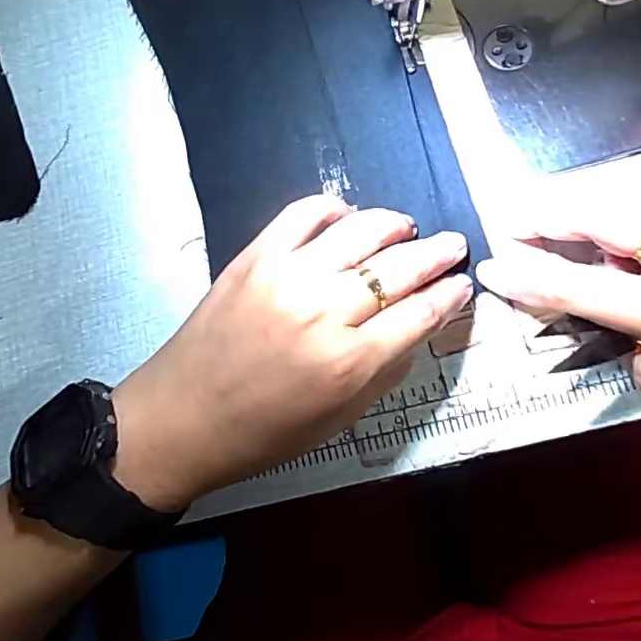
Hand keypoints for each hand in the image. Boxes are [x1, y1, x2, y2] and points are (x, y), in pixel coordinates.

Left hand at [110, 195, 473, 510]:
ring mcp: (286, 277)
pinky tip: (348, 214)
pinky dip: (331, 208)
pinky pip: (301, 214)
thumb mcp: (341, 419)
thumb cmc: (265, 433)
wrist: (178, 420)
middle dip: (436, 254)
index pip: (419, 314)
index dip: (449, 295)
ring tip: (408, 226)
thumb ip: (387, 370)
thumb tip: (420, 324)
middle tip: (453, 245)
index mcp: (348, 363)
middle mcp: (323, 312)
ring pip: (359, 232)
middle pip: (398, 269)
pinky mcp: (254, 257)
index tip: (462, 284)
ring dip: (393, 224)